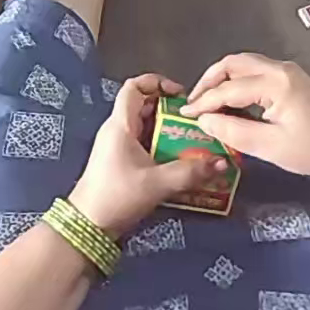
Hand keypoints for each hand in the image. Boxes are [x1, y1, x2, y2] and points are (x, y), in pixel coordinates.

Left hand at [68, 73, 225, 235]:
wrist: (88, 226)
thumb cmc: (116, 196)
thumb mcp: (157, 183)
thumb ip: (190, 172)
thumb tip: (221, 163)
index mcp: (120, 125)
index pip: (134, 86)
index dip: (157, 82)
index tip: (180, 94)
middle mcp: (117, 130)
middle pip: (144, 105)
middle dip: (170, 109)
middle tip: (194, 121)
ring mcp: (118, 147)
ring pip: (146, 126)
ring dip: (168, 130)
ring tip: (193, 140)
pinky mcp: (121, 162)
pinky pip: (144, 144)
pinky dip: (162, 146)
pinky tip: (180, 160)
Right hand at [181, 53, 309, 180]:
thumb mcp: (270, 147)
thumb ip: (233, 132)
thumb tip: (204, 121)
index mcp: (275, 83)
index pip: (228, 89)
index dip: (204, 102)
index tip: (185, 114)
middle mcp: (279, 69)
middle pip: (234, 63)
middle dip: (210, 80)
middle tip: (195, 102)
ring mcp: (287, 71)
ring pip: (244, 64)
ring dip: (223, 79)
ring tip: (208, 101)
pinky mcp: (291, 78)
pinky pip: (256, 71)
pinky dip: (238, 81)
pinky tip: (230, 100)